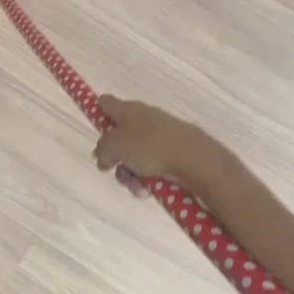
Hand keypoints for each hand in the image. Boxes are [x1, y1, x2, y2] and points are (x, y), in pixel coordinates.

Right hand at [92, 97, 234, 192]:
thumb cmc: (149, 146)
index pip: (105, 103)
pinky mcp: (177, 151)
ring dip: (131, 174)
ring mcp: (162, 134)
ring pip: (136, 156)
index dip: (97, 114)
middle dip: (116, 158)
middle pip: (120, 138)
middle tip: (114, 170)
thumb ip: (101, 150)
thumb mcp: (114, 147)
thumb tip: (102, 157)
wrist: (197, 159)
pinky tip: (150, 190)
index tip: (97, 132)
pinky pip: (154, 165)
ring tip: (137, 187)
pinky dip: (149, 178)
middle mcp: (144, 118)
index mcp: (127, 109)